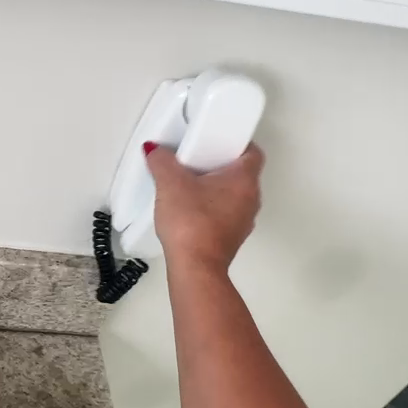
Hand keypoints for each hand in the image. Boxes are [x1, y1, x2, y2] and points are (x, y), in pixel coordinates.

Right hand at [145, 142, 264, 273]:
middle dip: (220, 166)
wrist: (195, 266)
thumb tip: (155, 151)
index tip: (216, 140)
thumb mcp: (170, 183)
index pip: (252, 152)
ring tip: (189, 187)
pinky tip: (189, 212)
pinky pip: (225, 215)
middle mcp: (251, 199)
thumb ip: (162, 161)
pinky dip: (211, 210)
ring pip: (234, 196)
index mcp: (244, 179)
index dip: (236, 143)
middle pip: (241, 174)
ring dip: (216, 190)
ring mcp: (244, 221)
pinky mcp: (232, 238)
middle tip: (197, 161)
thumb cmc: (192, 222)